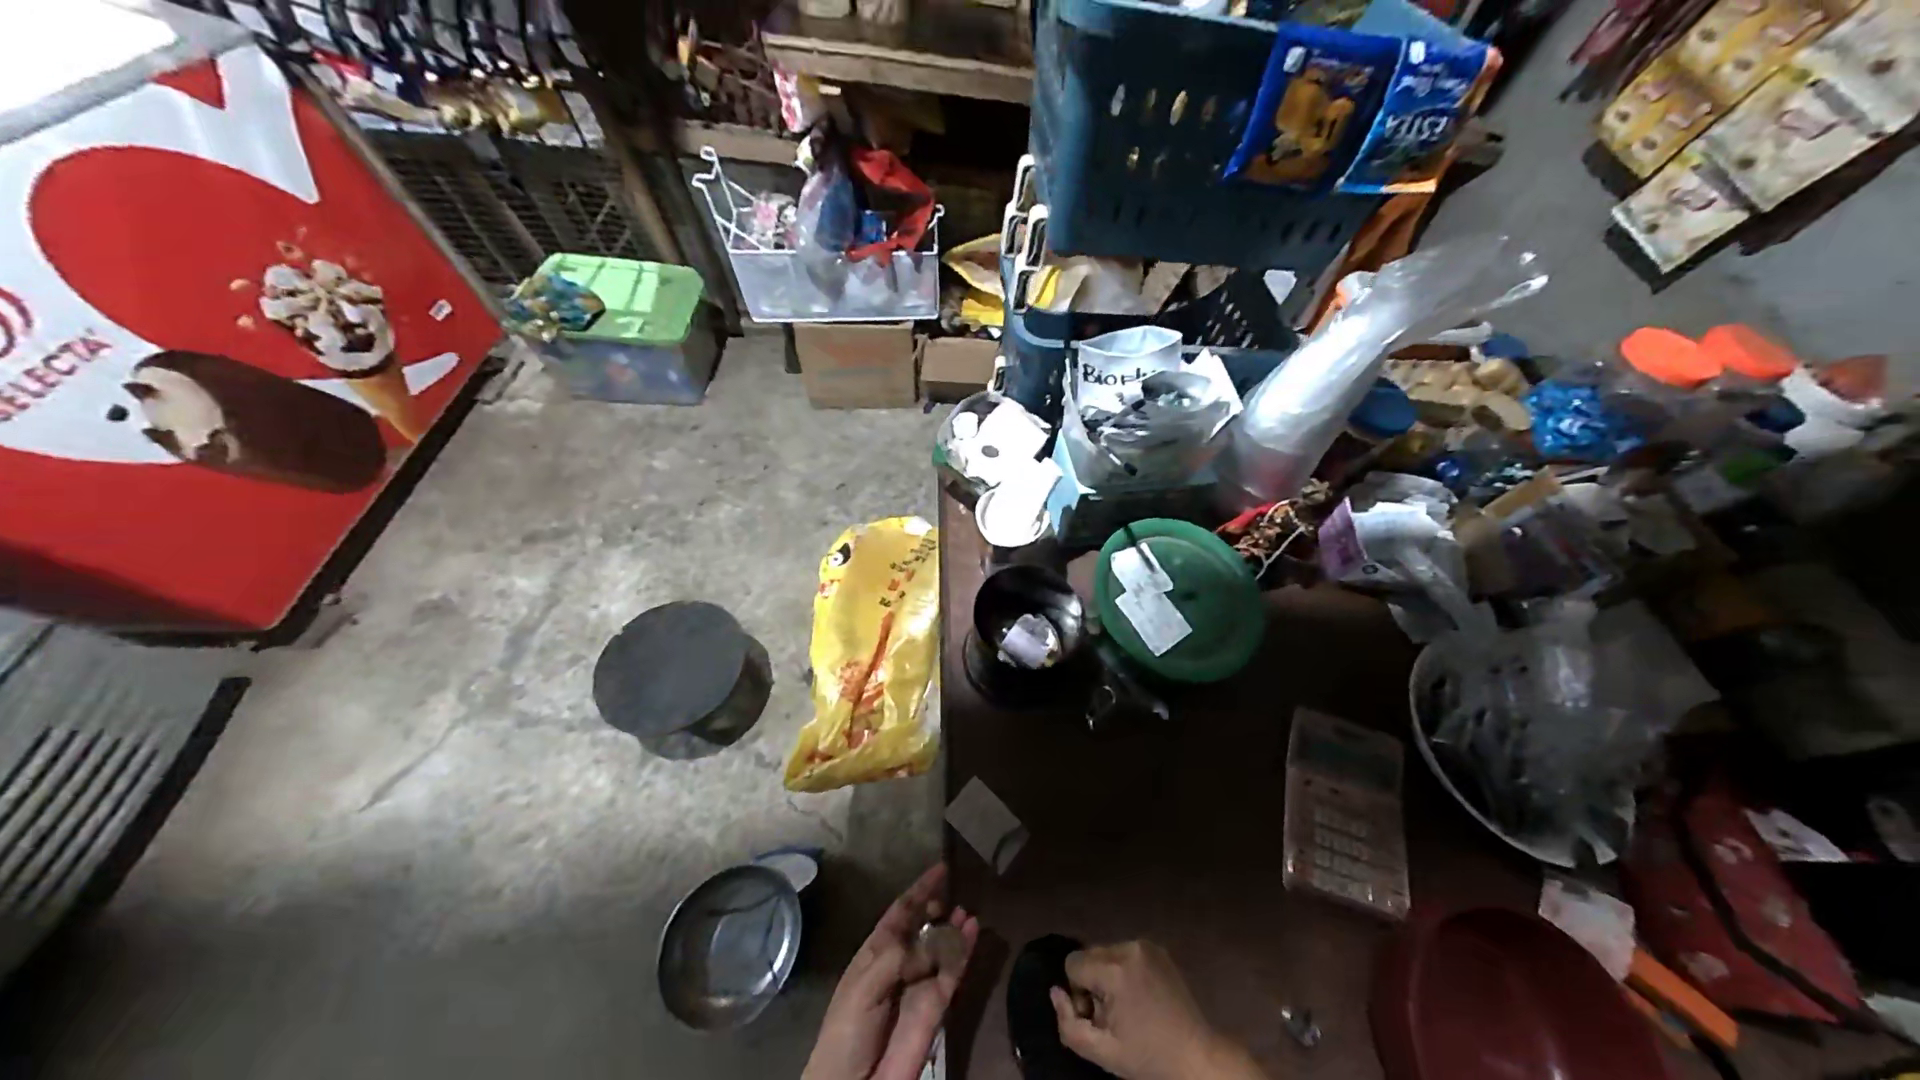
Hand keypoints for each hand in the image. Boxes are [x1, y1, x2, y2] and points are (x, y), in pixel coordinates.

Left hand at [803, 863, 979, 1079]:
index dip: (919, 889)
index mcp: (876, 952)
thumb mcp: (866, 985)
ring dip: (954, 927)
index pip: (900, 911)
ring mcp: (920, 983)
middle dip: (938, 908)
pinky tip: (973, 932)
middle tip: (953, 895)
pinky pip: (954, 971)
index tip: (940, 869)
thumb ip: (899, 956)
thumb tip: (934, 938)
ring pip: (942, 946)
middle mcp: (901, 962)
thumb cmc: (849, 1029)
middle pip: (923, 926)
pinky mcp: (937, 1005)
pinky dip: (965, 950)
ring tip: (968, 911)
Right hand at [1050, 941, 1266, 1079]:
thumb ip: (1068, 1023)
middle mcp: (1128, 948)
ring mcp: (1145, 946)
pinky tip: (1141, 996)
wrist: (1199, 1057)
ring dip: (1107, 975)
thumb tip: (1056, 992)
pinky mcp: (1157, 948)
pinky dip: (1124, 970)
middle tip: (1112, 1015)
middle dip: (1092, 982)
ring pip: (1106, 953)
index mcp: (1115, 970)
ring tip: (1128, 1007)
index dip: (1078, 992)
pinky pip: (1125, 953)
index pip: (1072, 963)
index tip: (1098, 1017)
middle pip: (1088, 955)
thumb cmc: (1149, 1058)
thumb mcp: (1102, 1052)